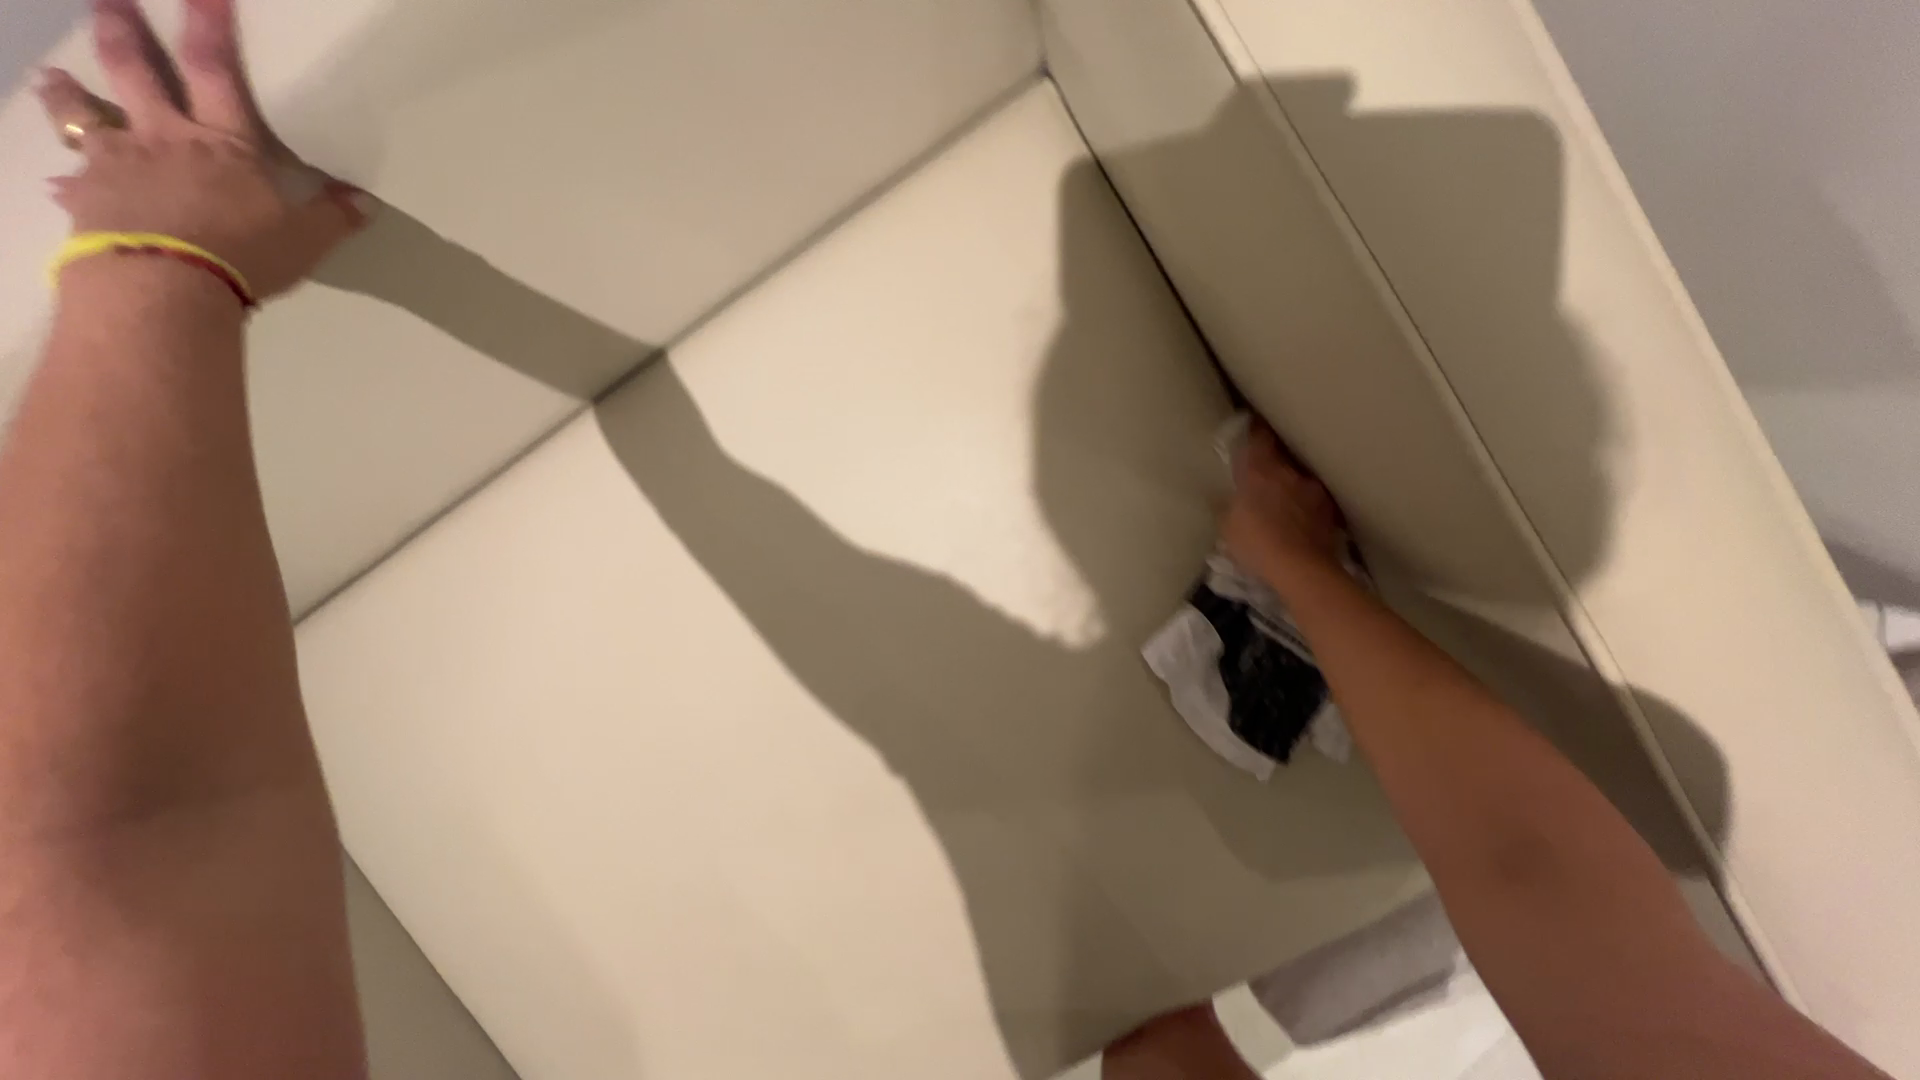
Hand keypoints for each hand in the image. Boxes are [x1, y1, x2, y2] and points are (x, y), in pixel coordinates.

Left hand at [36, 0, 370, 302]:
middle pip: (135, 72)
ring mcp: (118, 163)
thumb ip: (333, 217)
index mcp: (224, 145)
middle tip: (108, 0)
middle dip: (122, 31)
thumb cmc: (245, 252)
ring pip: (84, 115)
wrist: (167, 282)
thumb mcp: (307, 240)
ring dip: (69, 94)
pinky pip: (74, 181)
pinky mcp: (88, 197)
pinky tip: (59, 184)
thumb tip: (366, 201)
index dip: (211, 28)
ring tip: (56, 79)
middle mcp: (164, 139)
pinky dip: (69, 180)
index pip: (218, 73)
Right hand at [1221, 420, 1347, 578]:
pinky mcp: (1330, 509)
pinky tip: (1301, 518)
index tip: (1252, 426)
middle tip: (1265, 470)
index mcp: (1259, 471)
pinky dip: (1307, 504)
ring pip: (1300, 477)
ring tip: (1286, 499)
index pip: (1258, 437)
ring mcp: (1313, 490)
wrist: (1300, 569)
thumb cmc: (1255, 545)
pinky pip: (1314, 499)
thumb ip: (1228, 504)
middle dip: (1274, 460)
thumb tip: (1228, 495)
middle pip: (1282, 455)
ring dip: (1292, 484)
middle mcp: (1289, 472)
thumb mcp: (1227, 527)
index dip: (1255, 430)